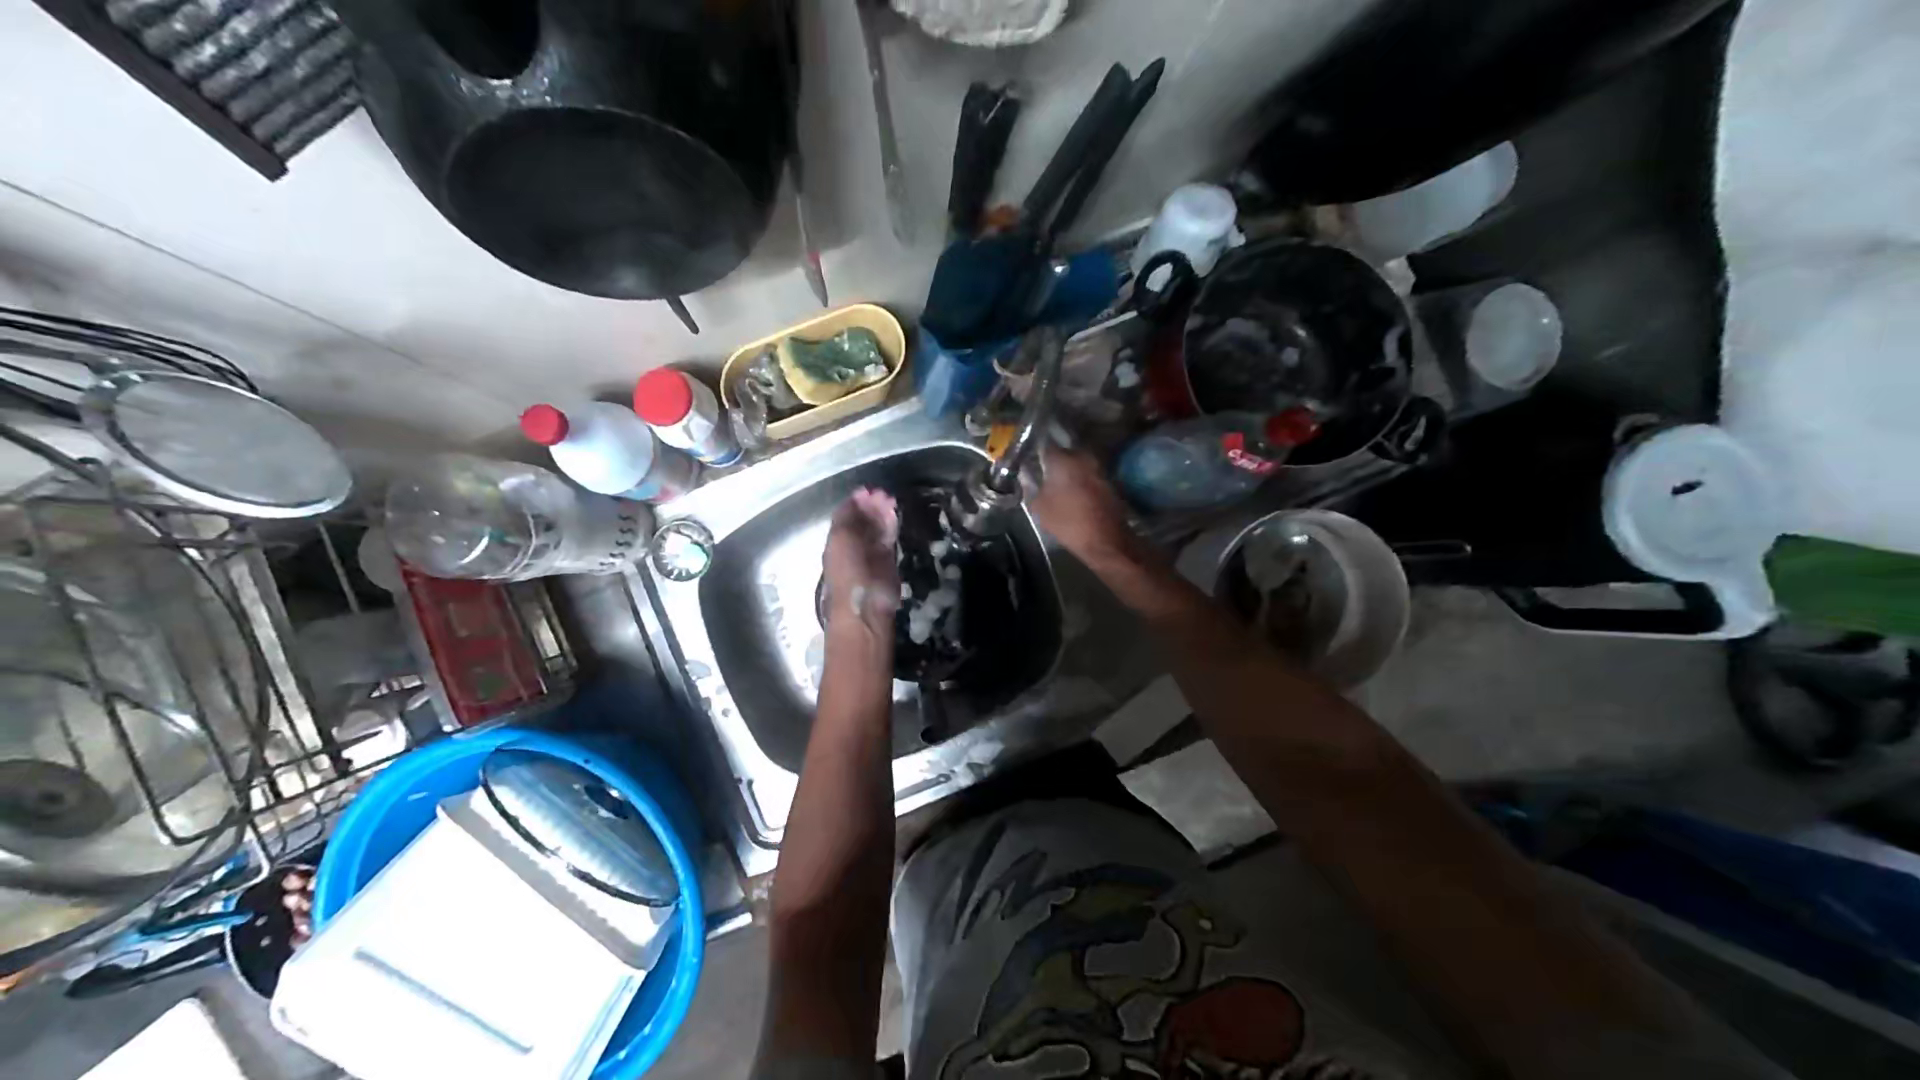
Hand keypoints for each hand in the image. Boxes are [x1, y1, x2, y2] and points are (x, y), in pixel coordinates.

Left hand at [823, 488, 900, 632]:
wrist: (866, 607)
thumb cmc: (849, 573)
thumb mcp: (841, 540)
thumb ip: (847, 518)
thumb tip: (858, 498)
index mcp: (836, 541)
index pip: (845, 516)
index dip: (856, 502)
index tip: (868, 489)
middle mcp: (852, 546)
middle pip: (862, 521)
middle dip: (871, 506)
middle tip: (884, 493)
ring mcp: (870, 554)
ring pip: (876, 528)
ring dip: (882, 513)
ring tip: (891, 499)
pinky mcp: (887, 562)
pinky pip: (888, 538)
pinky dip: (891, 525)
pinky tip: (894, 514)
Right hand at [1030, 444, 1138, 569]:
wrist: (1105, 540)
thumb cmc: (1067, 522)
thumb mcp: (1039, 507)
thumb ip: (1031, 486)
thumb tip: (1026, 474)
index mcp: (1062, 460)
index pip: (1046, 446)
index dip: (1037, 452)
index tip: (1031, 460)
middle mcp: (1082, 458)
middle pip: (1065, 452)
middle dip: (1056, 460)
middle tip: (1045, 471)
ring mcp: (1098, 469)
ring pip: (1079, 463)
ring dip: (1071, 470)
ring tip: (1060, 483)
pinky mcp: (1109, 482)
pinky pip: (1090, 475)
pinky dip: (1082, 480)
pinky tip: (1075, 492)